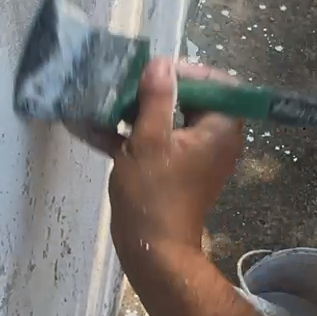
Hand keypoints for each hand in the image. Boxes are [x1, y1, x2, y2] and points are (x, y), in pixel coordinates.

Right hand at [79, 57, 243, 281]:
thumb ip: (155, 98)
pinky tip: (96, 128)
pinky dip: (133, 135)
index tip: (151, 72)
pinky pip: (158, 142)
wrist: (153, 252)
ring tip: (106, 103)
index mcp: (220, 127)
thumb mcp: (149, 141)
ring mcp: (195, 155)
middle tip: (124, 85)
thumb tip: (160, 64)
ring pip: (169, 119)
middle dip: (154, 90)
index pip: (215, 82)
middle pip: (190, 98)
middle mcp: (215, 138)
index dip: (184, 71)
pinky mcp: (175, 170)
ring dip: (138, 111)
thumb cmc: (154, 196)